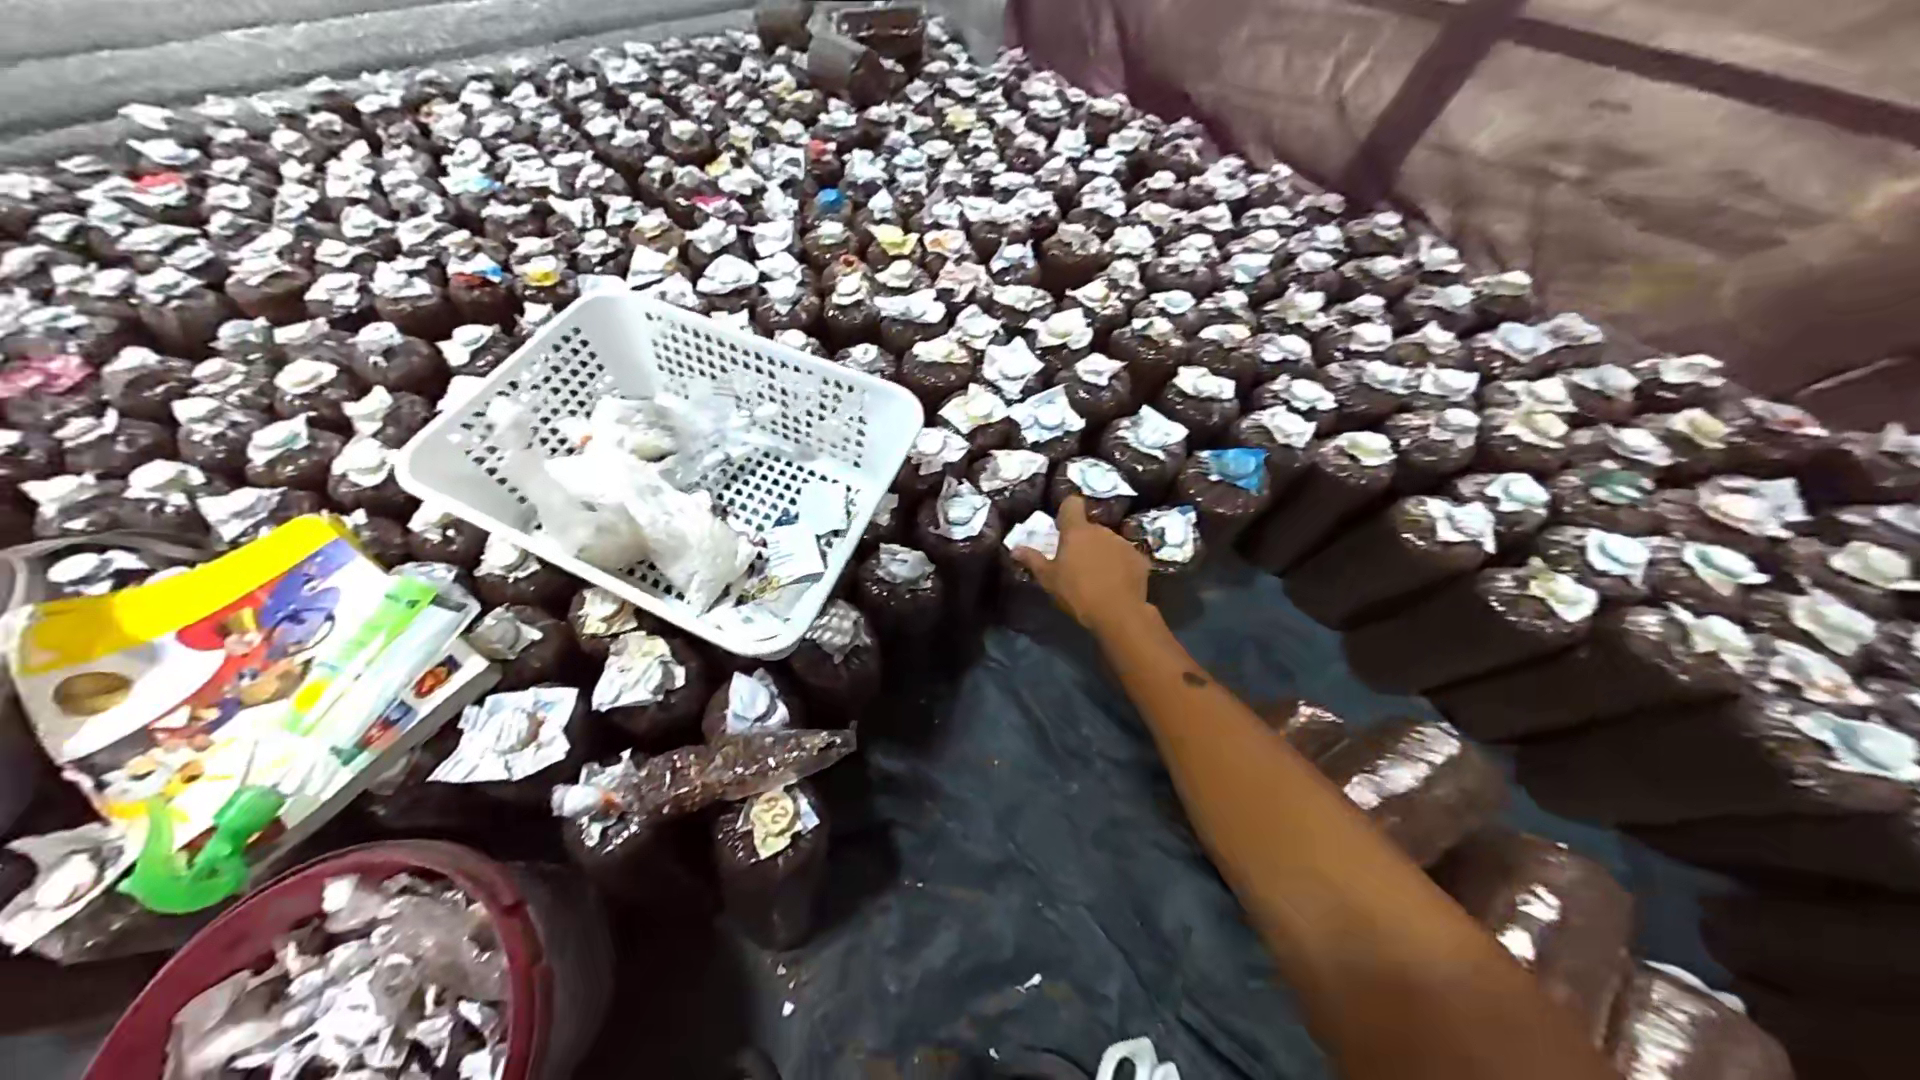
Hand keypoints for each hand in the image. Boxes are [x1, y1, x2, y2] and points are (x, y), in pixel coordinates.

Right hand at [1013, 495, 1151, 630]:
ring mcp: (1123, 543)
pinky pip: (1125, 556)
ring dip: (1102, 552)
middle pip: (1090, 527)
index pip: (1072, 504)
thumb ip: (1032, 560)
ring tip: (1098, 575)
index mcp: (1077, 531)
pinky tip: (1116, 582)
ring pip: (1108, 541)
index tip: (1062, 526)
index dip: (1067, 511)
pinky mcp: (1140, 558)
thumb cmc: (1077, 593)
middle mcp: (1102, 530)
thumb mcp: (1048, 579)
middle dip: (1083, 540)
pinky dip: (1120, 564)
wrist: (1118, 612)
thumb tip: (1015, 548)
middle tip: (1076, 563)